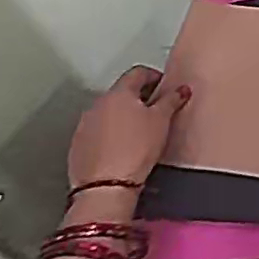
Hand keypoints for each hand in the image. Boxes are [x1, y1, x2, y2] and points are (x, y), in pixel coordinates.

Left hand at [67, 65, 190, 191]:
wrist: (106, 186)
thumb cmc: (135, 150)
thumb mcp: (162, 121)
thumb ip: (171, 100)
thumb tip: (180, 90)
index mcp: (119, 93)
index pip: (138, 72)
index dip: (154, 76)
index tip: (164, 86)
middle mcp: (98, 104)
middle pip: (122, 92)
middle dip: (139, 98)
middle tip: (156, 110)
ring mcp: (85, 125)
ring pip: (108, 112)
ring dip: (123, 116)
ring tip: (140, 132)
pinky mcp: (78, 145)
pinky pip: (98, 131)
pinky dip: (111, 134)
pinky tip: (122, 148)